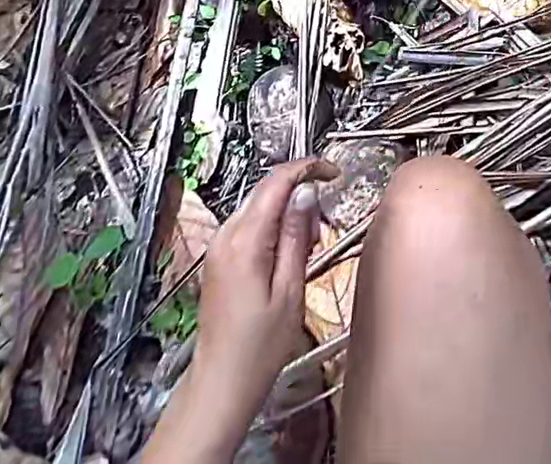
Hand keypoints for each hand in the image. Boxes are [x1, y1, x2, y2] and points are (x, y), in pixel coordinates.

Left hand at [197, 157, 339, 420]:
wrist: (220, 382)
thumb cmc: (257, 348)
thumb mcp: (290, 290)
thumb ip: (296, 235)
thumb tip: (306, 194)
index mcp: (245, 241)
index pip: (277, 181)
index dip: (307, 168)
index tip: (331, 170)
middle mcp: (226, 235)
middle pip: (267, 188)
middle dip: (300, 191)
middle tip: (323, 222)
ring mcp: (219, 244)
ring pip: (260, 204)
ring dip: (288, 209)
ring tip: (308, 243)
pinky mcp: (219, 256)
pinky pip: (250, 222)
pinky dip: (273, 224)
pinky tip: (287, 251)